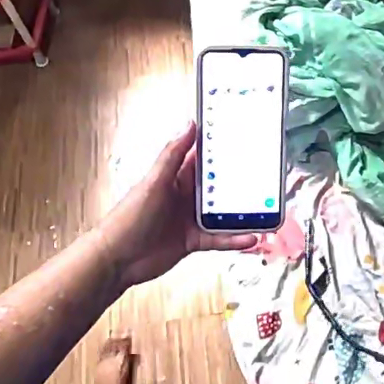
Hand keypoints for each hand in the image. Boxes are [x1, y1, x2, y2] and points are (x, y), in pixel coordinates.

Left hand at [95, 123, 258, 289]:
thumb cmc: (130, 217)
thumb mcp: (154, 182)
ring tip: (266, 209)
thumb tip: (191, 123)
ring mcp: (191, 219)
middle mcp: (186, 196)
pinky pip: (219, 239)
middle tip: (266, 174)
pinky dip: (235, 239)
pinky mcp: (194, 240)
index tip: (245, 137)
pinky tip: (252, 238)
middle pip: (218, 186)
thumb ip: (173, 154)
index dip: (221, 148)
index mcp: (176, 177)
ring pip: (223, 213)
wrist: (117, 259)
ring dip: (242, 212)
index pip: (202, 157)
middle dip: (240, 181)